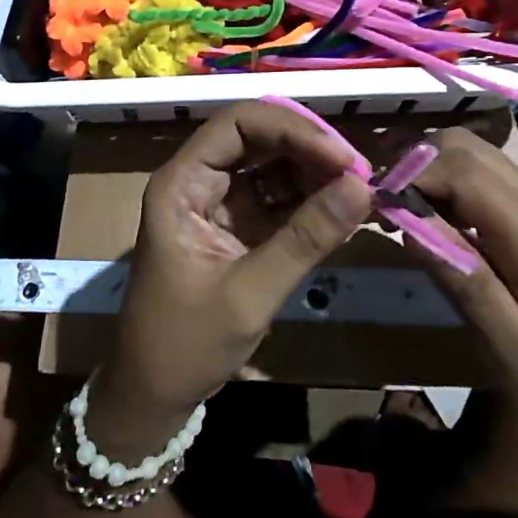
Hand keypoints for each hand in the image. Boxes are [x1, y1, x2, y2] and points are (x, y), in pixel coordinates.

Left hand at [97, 102, 371, 444]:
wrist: (154, 393)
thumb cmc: (186, 343)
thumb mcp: (249, 293)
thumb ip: (305, 238)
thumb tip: (363, 186)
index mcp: (182, 185)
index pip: (238, 125)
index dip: (292, 129)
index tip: (341, 157)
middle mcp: (200, 182)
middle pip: (258, 139)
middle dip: (310, 149)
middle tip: (360, 174)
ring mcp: (220, 205)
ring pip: (273, 166)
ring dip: (316, 173)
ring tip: (359, 192)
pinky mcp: (239, 228)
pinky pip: (279, 199)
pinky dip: (311, 202)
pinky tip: (343, 211)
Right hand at [410, 129, 517, 432]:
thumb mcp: (513, 355)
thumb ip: (466, 285)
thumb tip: (409, 220)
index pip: (462, 169)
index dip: (410, 174)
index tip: (373, 204)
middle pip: (465, 147)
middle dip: (414, 164)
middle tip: (381, 208)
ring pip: (472, 153)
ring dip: (428, 170)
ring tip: (399, 213)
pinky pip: (484, 174)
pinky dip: (447, 183)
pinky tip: (432, 220)